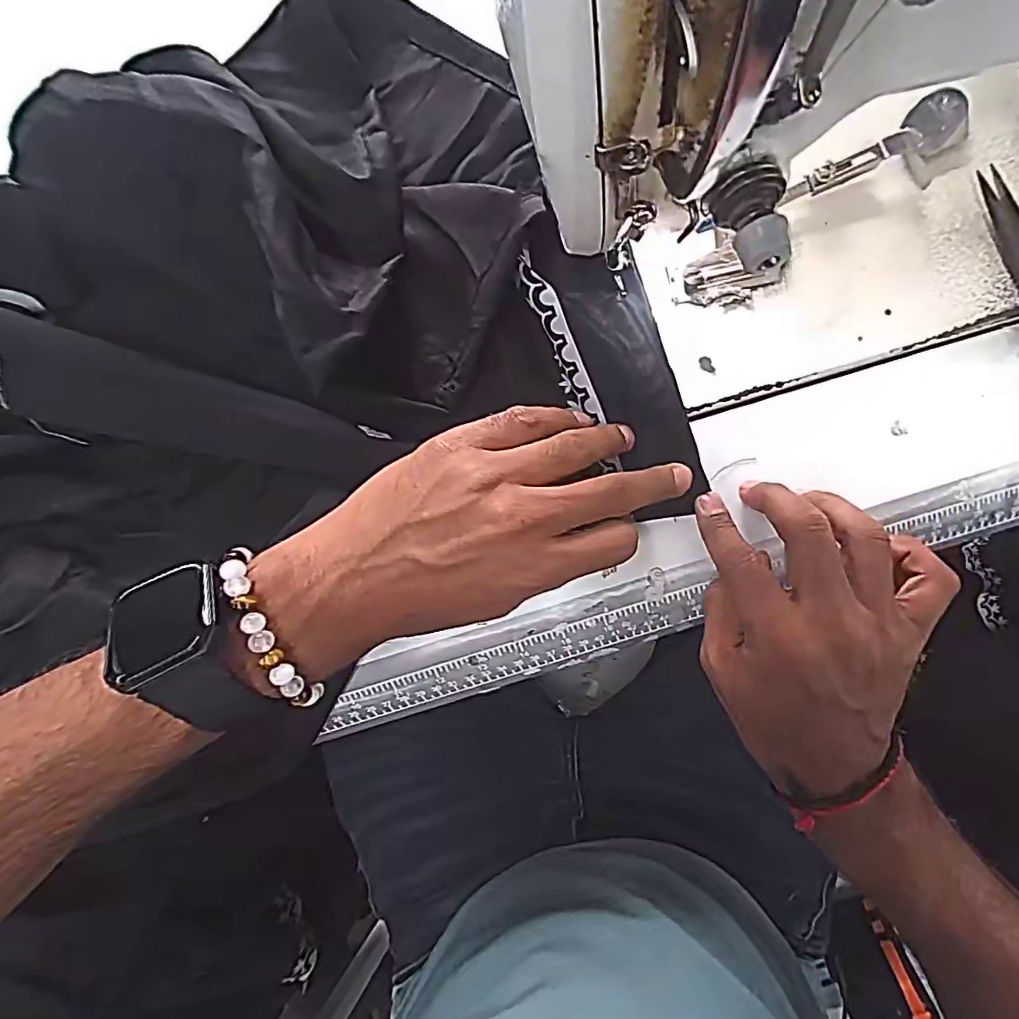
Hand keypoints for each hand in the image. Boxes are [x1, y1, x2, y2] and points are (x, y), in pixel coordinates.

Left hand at [237, 406, 691, 683]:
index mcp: (537, 564)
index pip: (613, 538)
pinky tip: (567, 418)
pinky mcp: (462, 446)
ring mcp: (493, 475)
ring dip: (606, 439)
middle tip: (667, 473)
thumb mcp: (500, 601)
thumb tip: (577, 546)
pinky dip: (553, 417)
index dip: (629, 531)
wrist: (351, 578)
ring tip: (621, 436)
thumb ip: (548, 569)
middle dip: (650, 480)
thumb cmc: (416, 599)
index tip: (631, 524)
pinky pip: (522, 420)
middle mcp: (524, 516)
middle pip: (610, 487)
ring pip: (572, 445)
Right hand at [694, 483, 958, 797]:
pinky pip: (929, 576)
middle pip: (809, 532)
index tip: (714, 508)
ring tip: (811, 502)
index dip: (720, 525)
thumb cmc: (778, 724)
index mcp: (778, 636)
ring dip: (833, 507)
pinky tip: (880, 546)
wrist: (834, 767)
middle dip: (777, 498)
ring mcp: (877, 624)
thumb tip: (729, 566)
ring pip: (867, 538)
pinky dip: (910, 550)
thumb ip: (720, 612)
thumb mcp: (722, 671)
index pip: (742, 559)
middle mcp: (831, 623)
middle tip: (761, 493)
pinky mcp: (908, 632)